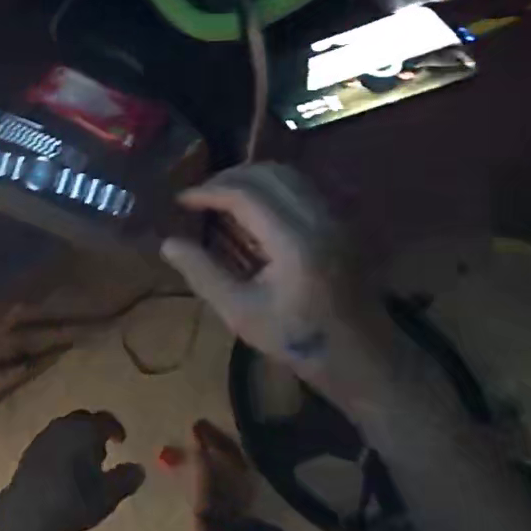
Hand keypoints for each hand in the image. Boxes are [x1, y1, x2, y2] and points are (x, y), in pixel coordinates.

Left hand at [0, 410, 145, 530]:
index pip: (106, 419)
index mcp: (86, 429)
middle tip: (102, 452)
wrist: (27, 512)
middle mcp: (65, 425)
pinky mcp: (29, 451)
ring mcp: (44, 436)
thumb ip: (126, 480)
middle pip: (84, 420)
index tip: (121, 440)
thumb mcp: (107, 495)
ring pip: (66, 429)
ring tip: (82, 463)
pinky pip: (52, 442)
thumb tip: (140, 469)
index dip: (116, 429)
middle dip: (95, 432)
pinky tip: (62, 471)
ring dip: (77, 440)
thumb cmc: (73, 500)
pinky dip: (61, 449)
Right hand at [161, 164, 395, 402]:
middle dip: (227, 178)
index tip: (181, 200)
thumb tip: (168, 242)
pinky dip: (271, 184)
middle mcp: (318, 218)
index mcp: (294, 242)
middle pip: (266, 174)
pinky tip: (253, 205)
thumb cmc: (299, 341)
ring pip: (286, 173)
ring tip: (221, 196)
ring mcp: (334, 215)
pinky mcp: (340, 218)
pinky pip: (301, 184)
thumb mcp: (242, 315)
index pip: (245, 194)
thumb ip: (203, 274)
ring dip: (250, 177)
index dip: (209, 191)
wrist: (363, 357)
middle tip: (198, 196)